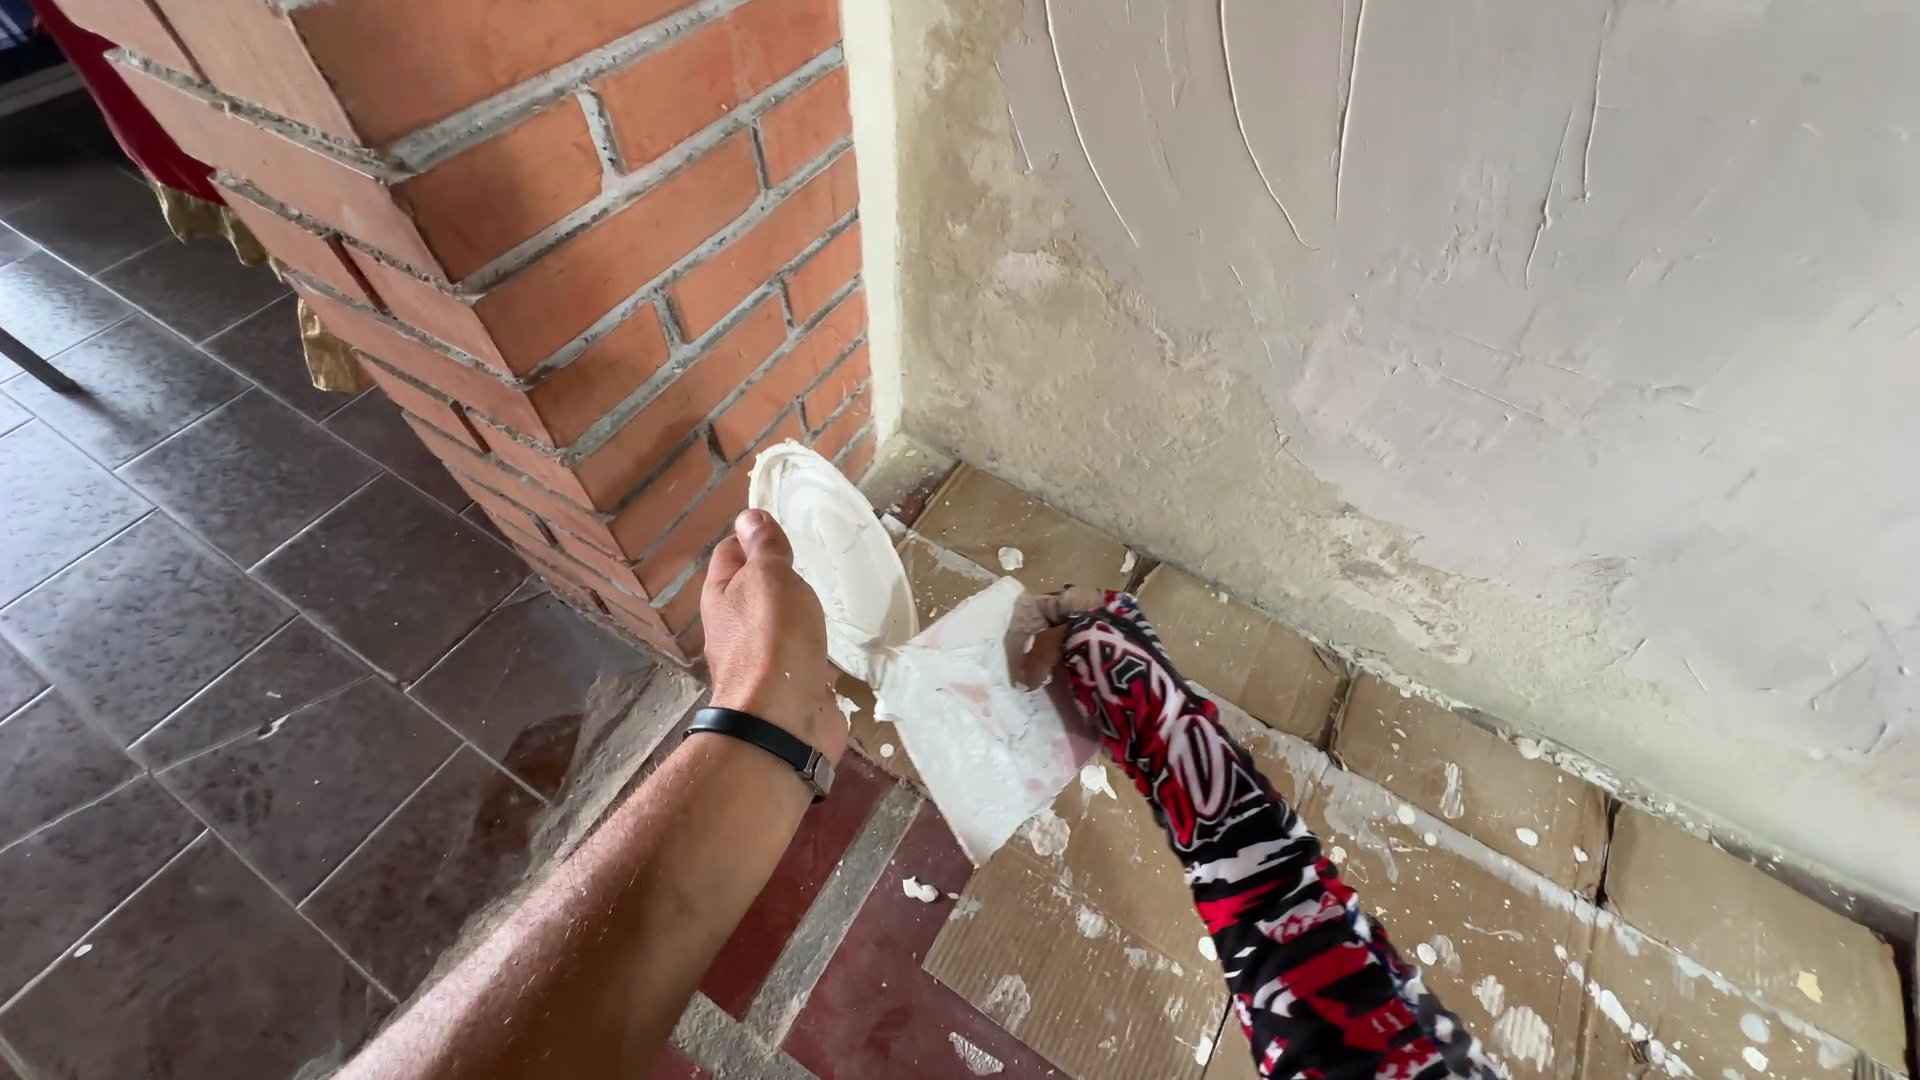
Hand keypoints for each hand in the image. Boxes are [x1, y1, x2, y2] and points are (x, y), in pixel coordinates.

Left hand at [701, 510, 844, 763]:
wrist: (783, 718)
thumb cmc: (774, 637)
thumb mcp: (770, 577)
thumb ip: (765, 547)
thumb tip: (749, 516)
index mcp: (721, 595)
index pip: (730, 552)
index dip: (753, 537)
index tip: (785, 530)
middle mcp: (733, 625)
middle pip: (754, 590)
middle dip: (779, 576)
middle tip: (814, 563)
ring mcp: (760, 659)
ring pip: (779, 624)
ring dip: (799, 614)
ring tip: (829, 598)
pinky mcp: (787, 684)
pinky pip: (801, 656)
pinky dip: (816, 648)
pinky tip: (838, 643)